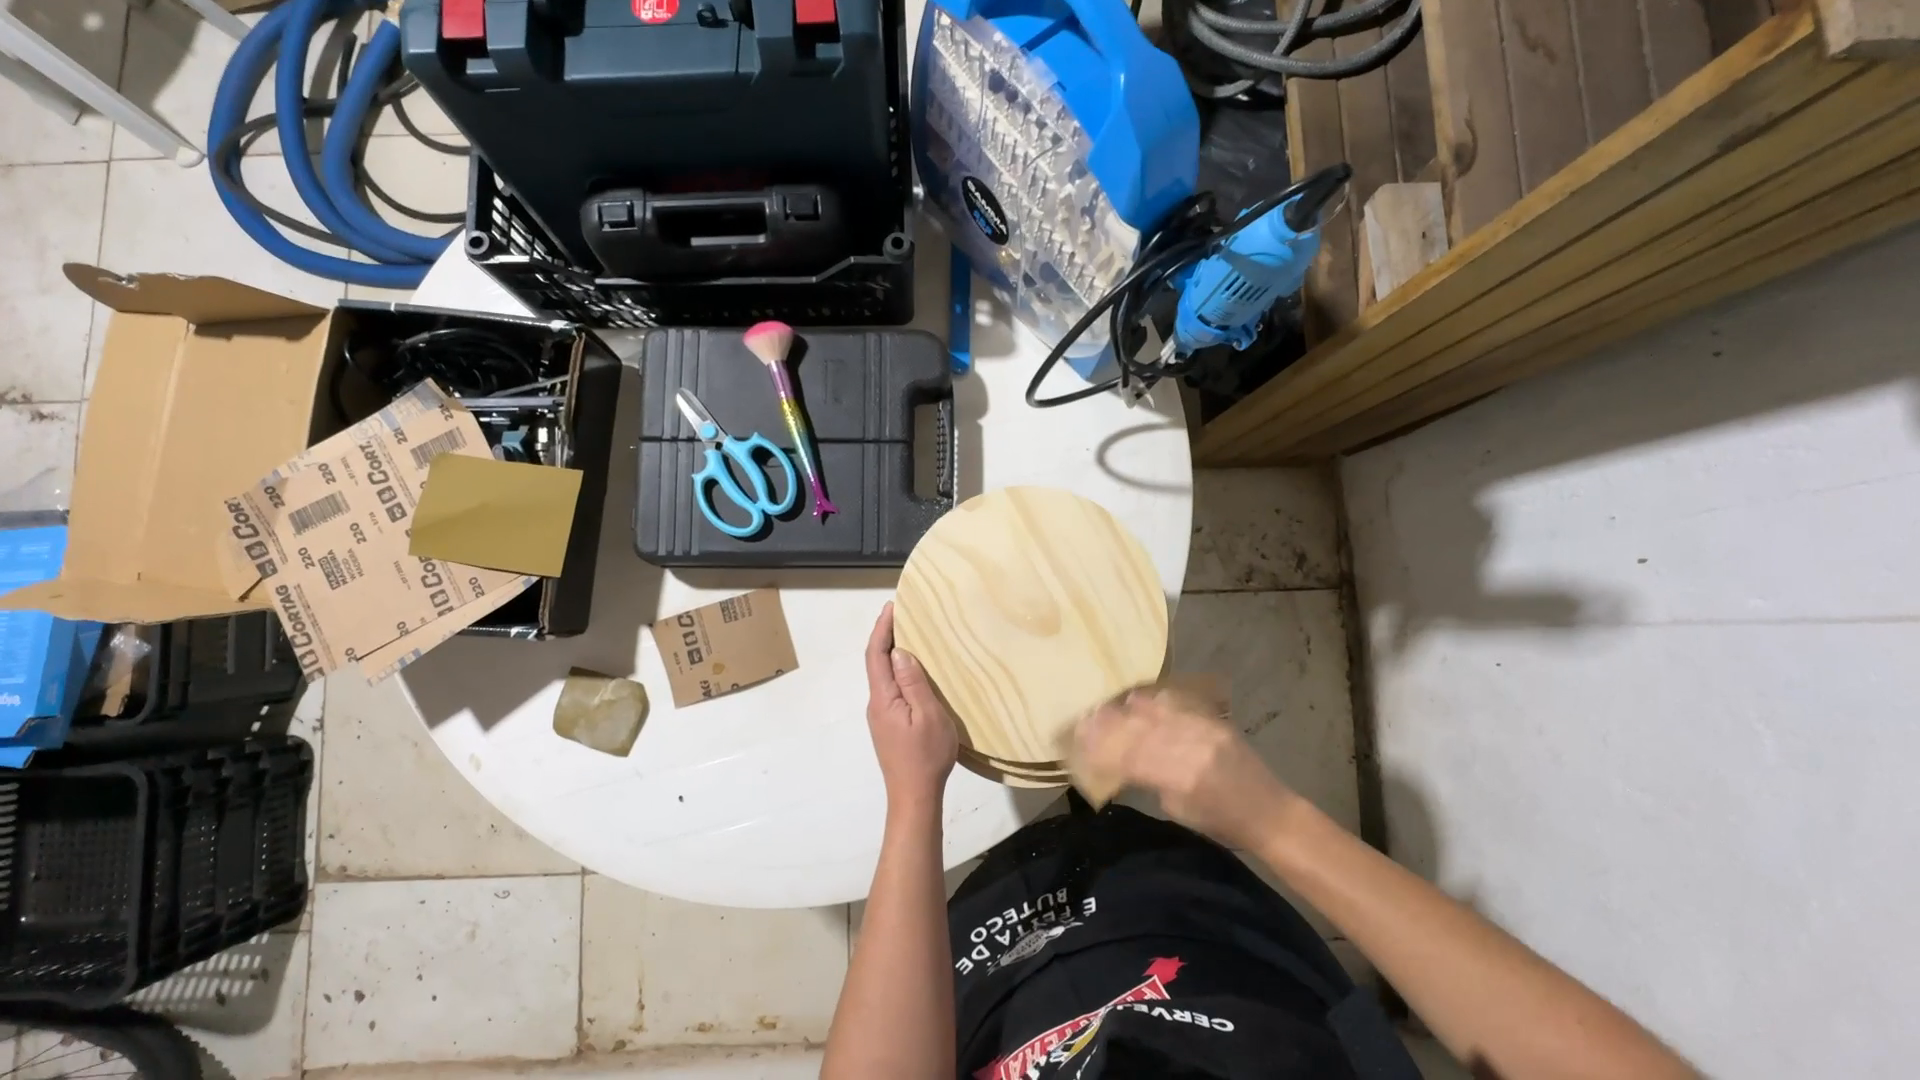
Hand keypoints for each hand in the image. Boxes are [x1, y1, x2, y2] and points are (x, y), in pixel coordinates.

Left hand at [864, 603, 957, 809]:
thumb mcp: (927, 716)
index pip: (876, 655)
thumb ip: (913, 683)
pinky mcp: (888, 725)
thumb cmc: (926, 756)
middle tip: (902, 614)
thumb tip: (899, 652)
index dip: (882, 629)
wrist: (914, 796)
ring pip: (883, 676)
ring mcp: (880, 716)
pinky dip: (897, 670)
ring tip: (910, 634)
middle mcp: (876, 704)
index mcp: (883, 698)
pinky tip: (912, 669)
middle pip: (876, 663)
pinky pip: (890, 688)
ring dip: (891, 653)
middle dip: (885, 636)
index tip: (891, 607)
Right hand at [1074, 688, 1299, 850]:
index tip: (1080, 742)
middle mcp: (1192, 748)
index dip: (1103, 749)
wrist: (1269, 813)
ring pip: (1157, 714)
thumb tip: (1123, 762)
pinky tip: (1136, 698)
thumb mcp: (1177, 809)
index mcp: (1181, 778)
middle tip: (1084, 719)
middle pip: (1141, 731)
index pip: (1132, 758)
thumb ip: (1151, 781)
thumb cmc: (1220, 824)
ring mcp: (1206, 730)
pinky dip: (1155, 701)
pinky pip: (1179, 706)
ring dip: (1127, 710)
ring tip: (1103, 706)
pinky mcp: (1215, 722)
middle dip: (1109, 725)